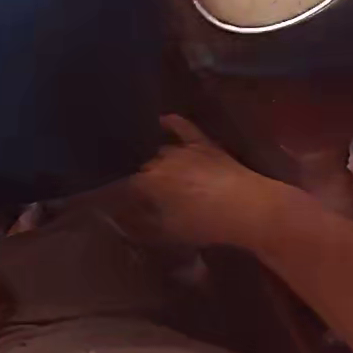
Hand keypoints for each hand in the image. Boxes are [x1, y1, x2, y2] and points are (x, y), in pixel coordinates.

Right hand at [122, 115, 302, 249]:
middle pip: (139, 169)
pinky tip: (162, 120)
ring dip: (151, 163)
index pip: (119, 187)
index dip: (110, 197)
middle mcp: (159, 160)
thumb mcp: (168, 232)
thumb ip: (140, 224)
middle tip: (135, 197)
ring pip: (158, 151)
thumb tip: (118, 219)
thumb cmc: (206, 225)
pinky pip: (183, 128)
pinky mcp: (203, 144)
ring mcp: (183, 149)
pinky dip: (170, 124)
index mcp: (147, 182)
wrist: (251, 208)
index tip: (101, 205)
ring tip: (147, 171)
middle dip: (134, 182)